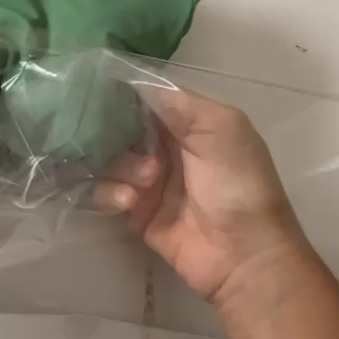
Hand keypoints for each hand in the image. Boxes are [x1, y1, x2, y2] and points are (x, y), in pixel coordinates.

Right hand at [95, 87, 310, 306]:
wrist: (245, 257)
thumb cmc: (239, 186)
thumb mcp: (223, 129)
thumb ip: (180, 102)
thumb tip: (133, 81)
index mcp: (185, 123)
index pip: (141, 98)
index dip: (118, 93)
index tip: (93, 89)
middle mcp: (161, 146)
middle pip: (115, 127)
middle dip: (112, 134)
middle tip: (125, 146)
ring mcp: (144, 178)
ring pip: (105, 158)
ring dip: (118, 168)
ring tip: (142, 185)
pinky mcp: (131, 209)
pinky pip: (101, 191)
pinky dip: (109, 193)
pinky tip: (130, 202)